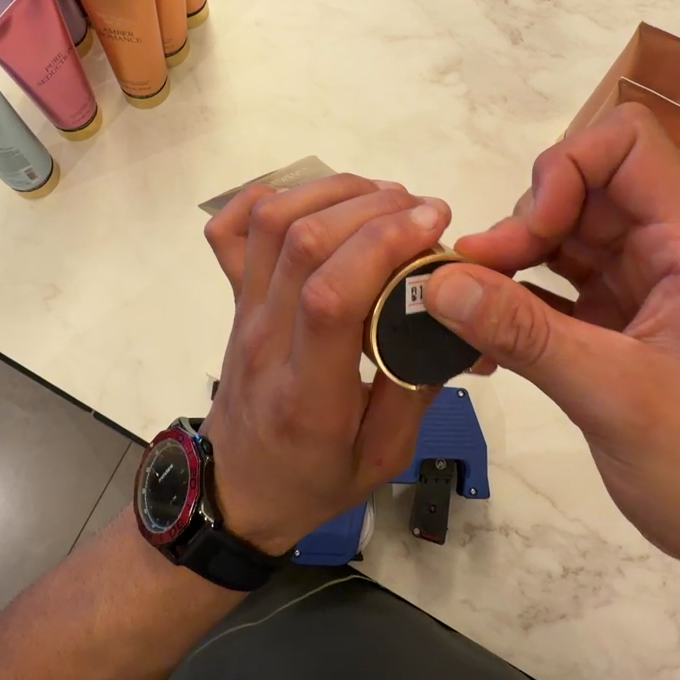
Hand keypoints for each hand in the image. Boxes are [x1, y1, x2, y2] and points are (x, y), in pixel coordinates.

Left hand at [197, 175, 450, 554]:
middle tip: (420, 208)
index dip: (383, 244)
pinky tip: (311, 199)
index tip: (434, 222)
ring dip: (330, 192)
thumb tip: (450, 314)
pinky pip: (229, 231)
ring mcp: (242, 311)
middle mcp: (265, 338)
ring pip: (269, 224)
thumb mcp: (383, 459)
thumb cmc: (314, 479)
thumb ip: (416, 389)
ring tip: (381, 196)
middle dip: (370, 208)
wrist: (238, 488)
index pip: (332, 297)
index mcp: (307, 393)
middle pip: (302, 244)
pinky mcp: (232, 297)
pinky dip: (265, 198)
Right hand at [422, 104, 679, 580]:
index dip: (566, 168)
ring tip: (468, 315)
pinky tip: (481, 345)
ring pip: (559, 238)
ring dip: (508, 265)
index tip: (531, 234)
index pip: (627, 144)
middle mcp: (664, 253)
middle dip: (521, 224)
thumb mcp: (615, 396)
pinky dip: (513, 305)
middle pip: (580, 188)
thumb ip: (522, 332)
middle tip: (474, 284)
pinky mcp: (618, 327)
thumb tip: (437, 280)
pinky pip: (553, 290)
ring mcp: (640, 289)